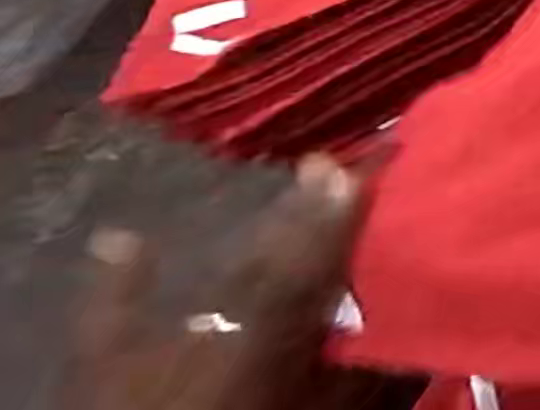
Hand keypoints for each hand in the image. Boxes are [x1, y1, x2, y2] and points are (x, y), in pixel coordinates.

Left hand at [65, 156, 375, 409]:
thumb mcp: (324, 408)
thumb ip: (370, 370)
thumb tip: (427, 329)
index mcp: (267, 342)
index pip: (315, 266)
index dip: (342, 216)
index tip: (368, 167)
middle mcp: (218, 331)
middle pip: (271, 260)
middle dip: (308, 208)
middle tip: (339, 159)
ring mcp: (163, 343)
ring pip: (226, 272)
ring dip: (265, 224)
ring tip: (303, 171)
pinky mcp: (108, 368)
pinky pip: (111, 321)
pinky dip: (119, 279)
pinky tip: (119, 236)